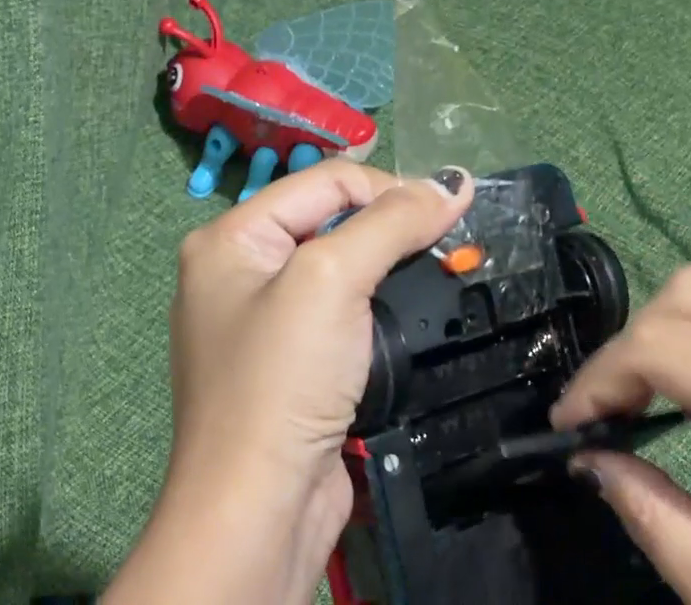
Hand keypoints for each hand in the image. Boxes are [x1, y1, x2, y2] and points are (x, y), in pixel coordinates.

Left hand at [105, 160, 474, 604]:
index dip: (391, 187)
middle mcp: (242, 270)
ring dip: (394, 262)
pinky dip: (381, 301)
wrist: (259, 510)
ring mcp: (266, 319)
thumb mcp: (335, 278)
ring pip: (345, 263)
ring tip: (440, 267)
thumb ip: (395, 220)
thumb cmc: (283, 379)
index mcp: (232, 238)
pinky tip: (410, 308)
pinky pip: (344, 307)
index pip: (327, 180)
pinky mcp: (294, 361)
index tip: (447, 214)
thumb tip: (457, 181)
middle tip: (449, 239)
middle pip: (335, 217)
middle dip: (394, 223)